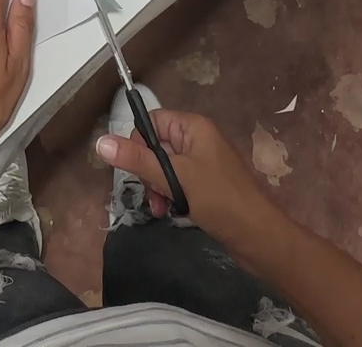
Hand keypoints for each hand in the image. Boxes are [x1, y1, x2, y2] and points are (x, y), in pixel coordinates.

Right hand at [95, 108, 277, 238]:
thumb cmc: (220, 200)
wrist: (261, 239)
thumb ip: (137, 160)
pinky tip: (171, 213)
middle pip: (156, 145)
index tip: (136, 168)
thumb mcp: (175, 178)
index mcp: (193, 127)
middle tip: (152, 192)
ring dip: (157, 187)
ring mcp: (203, 163)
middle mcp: (198, 139)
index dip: (138, 142)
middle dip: (148, 171)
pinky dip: (171, 196)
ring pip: (165, 167)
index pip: (152, 121)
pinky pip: (178, 182)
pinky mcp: (207, 185)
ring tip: (161, 208)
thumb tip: (100, 142)